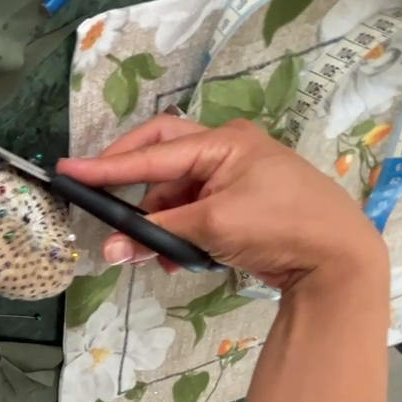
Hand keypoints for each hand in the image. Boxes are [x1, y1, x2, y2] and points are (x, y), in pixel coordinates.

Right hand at [56, 115, 386, 295]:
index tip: (68, 171)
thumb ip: (156, 234)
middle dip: (129, 185)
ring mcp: (228, 179)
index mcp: (222, 143)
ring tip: (149, 254)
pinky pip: (187, 215)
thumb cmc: (279, 225)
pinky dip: (175, 236)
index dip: (106, 166)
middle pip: (158, 160)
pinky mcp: (231, 206)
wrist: (334, 256)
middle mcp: (223, 152)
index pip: (151, 152)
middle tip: (97, 199)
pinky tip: (175, 259)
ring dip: (155, 225)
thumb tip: (109, 250)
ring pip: (170, 196)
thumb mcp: (211, 227)